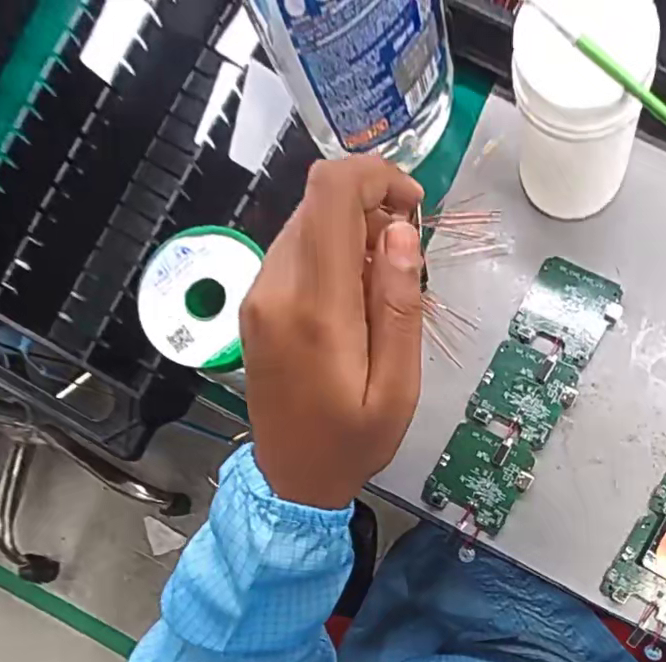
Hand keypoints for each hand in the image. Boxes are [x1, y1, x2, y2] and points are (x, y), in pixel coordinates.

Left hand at [241, 157, 425, 508]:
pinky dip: (328, 260)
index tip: (411, 208)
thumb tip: (401, 233)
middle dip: (369, 213)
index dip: (376, 177)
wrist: (292, 480)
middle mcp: (275, 290)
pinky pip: (292, 256)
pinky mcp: (254, 309)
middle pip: (318, 204)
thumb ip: (399, 307)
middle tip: (402, 268)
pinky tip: (349, 306)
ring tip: (379, 294)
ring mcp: (257, 298)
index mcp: (316, 309)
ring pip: (305, 226)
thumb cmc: (351, 444)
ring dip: (350, 238)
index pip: (331, 194)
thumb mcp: (397, 389)